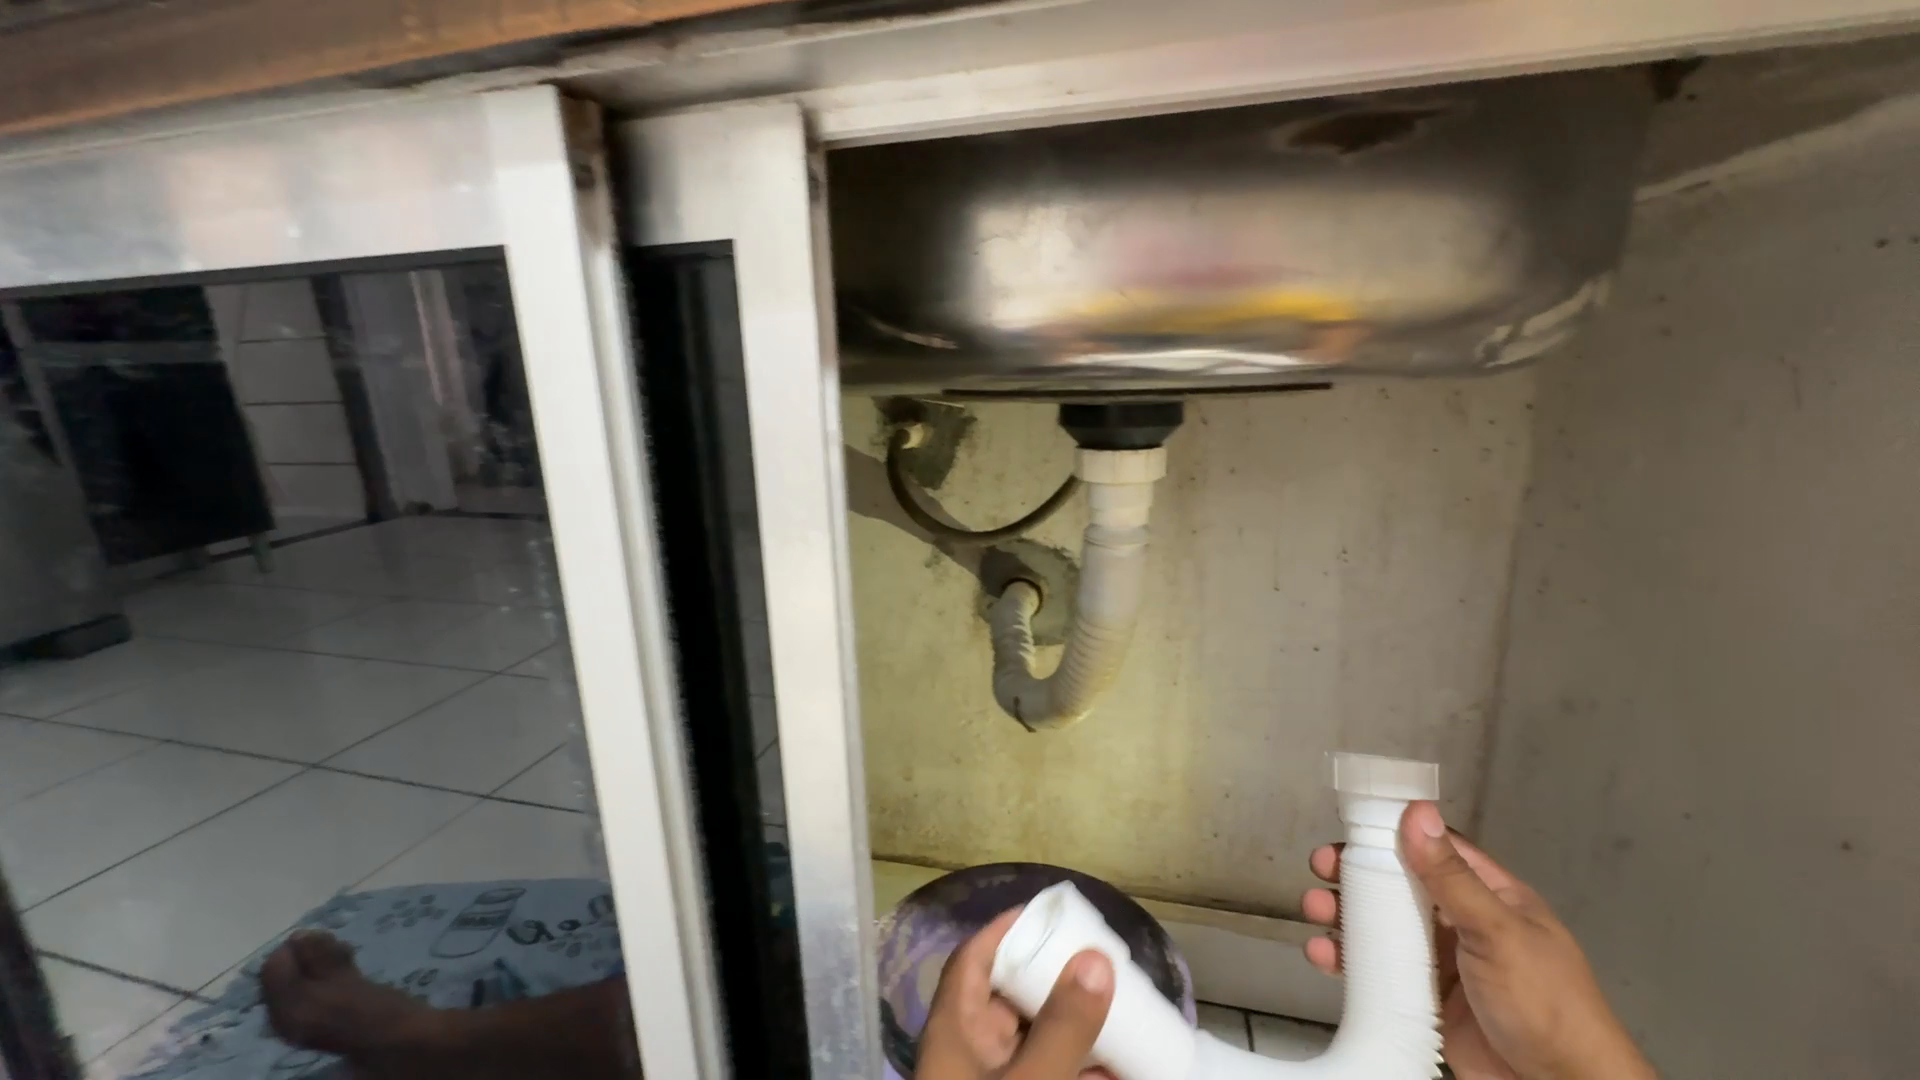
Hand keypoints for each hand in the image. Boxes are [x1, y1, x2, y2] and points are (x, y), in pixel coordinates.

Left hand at [915, 907, 1117, 1079]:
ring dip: (1073, 1026)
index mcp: (954, 1028)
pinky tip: (1115, 1065)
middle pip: (1009, 995)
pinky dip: (1077, 1066)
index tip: (1047, 912)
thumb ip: (1061, 1025)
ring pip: (1033, 1037)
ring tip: (1117, 1005)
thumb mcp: (1030, 1076)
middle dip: (1053, 976)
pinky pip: (1045, 1070)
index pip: (972, 958)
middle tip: (1096, 958)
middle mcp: (968, 1049)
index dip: (1005, 930)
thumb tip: (1096, 959)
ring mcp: (989, 1076)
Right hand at [1302, 802, 1656, 1079]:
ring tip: (1315, 912)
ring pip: (1379, 925)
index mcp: (1489, 897)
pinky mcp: (1421, 998)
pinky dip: (1345, 959)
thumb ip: (1452, 876)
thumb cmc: (1543, 1004)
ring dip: (1342, 914)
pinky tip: (1323, 956)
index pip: (1434, 850)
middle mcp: (1461, 923)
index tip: (1349, 829)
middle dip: (1355, 874)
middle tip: (1321, 870)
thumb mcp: (1498, 933)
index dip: (1390, 834)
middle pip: (1397, 884)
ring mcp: (1439, 962)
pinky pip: (1375, 969)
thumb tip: (1416, 811)